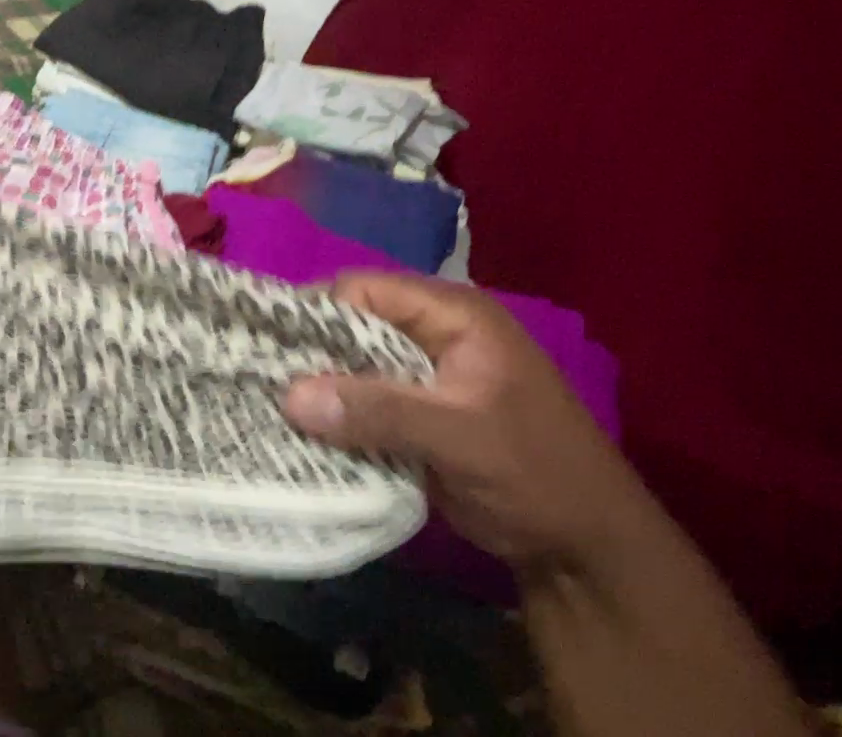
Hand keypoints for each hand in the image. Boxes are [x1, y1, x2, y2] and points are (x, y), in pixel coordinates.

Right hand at [282, 272, 643, 570]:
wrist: (584, 550)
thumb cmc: (537, 474)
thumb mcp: (460, 436)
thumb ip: (379, 411)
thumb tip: (289, 395)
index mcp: (454, 317)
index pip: (364, 290)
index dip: (315, 310)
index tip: (267, 344)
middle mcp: (432, 337)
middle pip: (351, 326)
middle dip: (308, 352)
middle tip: (258, 377)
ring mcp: (421, 379)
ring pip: (350, 368)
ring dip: (316, 388)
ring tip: (265, 404)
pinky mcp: (411, 418)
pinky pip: (358, 405)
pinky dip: (331, 417)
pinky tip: (296, 432)